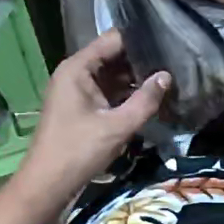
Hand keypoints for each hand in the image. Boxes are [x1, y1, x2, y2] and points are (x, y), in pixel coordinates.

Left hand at [13, 30, 168, 200]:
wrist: (48, 184)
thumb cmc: (79, 151)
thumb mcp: (117, 126)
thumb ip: (145, 100)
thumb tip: (167, 76)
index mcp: (78, 68)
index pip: (113, 39)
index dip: (140, 38)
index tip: (169, 41)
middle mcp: (76, 72)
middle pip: (114, 56)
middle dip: (142, 59)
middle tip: (175, 61)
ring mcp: (77, 90)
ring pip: (113, 75)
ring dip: (136, 78)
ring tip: (169, 77)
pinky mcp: (82, 106)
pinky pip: (108, 92)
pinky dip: (127, 94)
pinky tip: (151, 97)